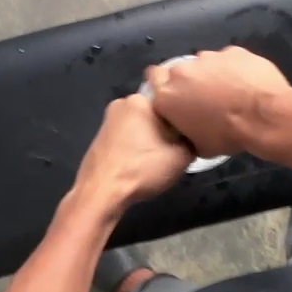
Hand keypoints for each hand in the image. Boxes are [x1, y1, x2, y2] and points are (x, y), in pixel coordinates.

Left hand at [70, 93, 193, 216]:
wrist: (101, 192)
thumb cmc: (143, 168)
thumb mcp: (182, 156)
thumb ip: (192, 141)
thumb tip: (191, 137)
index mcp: (140, 99)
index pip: (170, 102)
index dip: (182, 119)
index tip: (188, 135)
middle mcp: (121, 103)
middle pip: (153, 114)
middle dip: (164, 128)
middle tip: (175, 149)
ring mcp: (107, 121)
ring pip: (139, 127)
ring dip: (149, 139)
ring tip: (157, 159)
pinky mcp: (99, 139)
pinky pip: (125, 139)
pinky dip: (134, 148)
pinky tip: (139, 164)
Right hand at [145, 46, 291, 157]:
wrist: (263, 118)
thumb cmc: (228, 136)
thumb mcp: (200, 146)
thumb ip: (186, 131)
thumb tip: (189, 130)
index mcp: (167, 96)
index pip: (153, 79)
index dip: (163, 85)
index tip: (176, 94)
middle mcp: (182, 72)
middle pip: (179, 72)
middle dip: (189, 82)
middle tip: (206, 97)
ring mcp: (208, 58)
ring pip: (205, 64)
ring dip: (212, 74)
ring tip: (231, 91)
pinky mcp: (232, 51)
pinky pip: (228, 60)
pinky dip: (234, 69)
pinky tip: (246, 83)